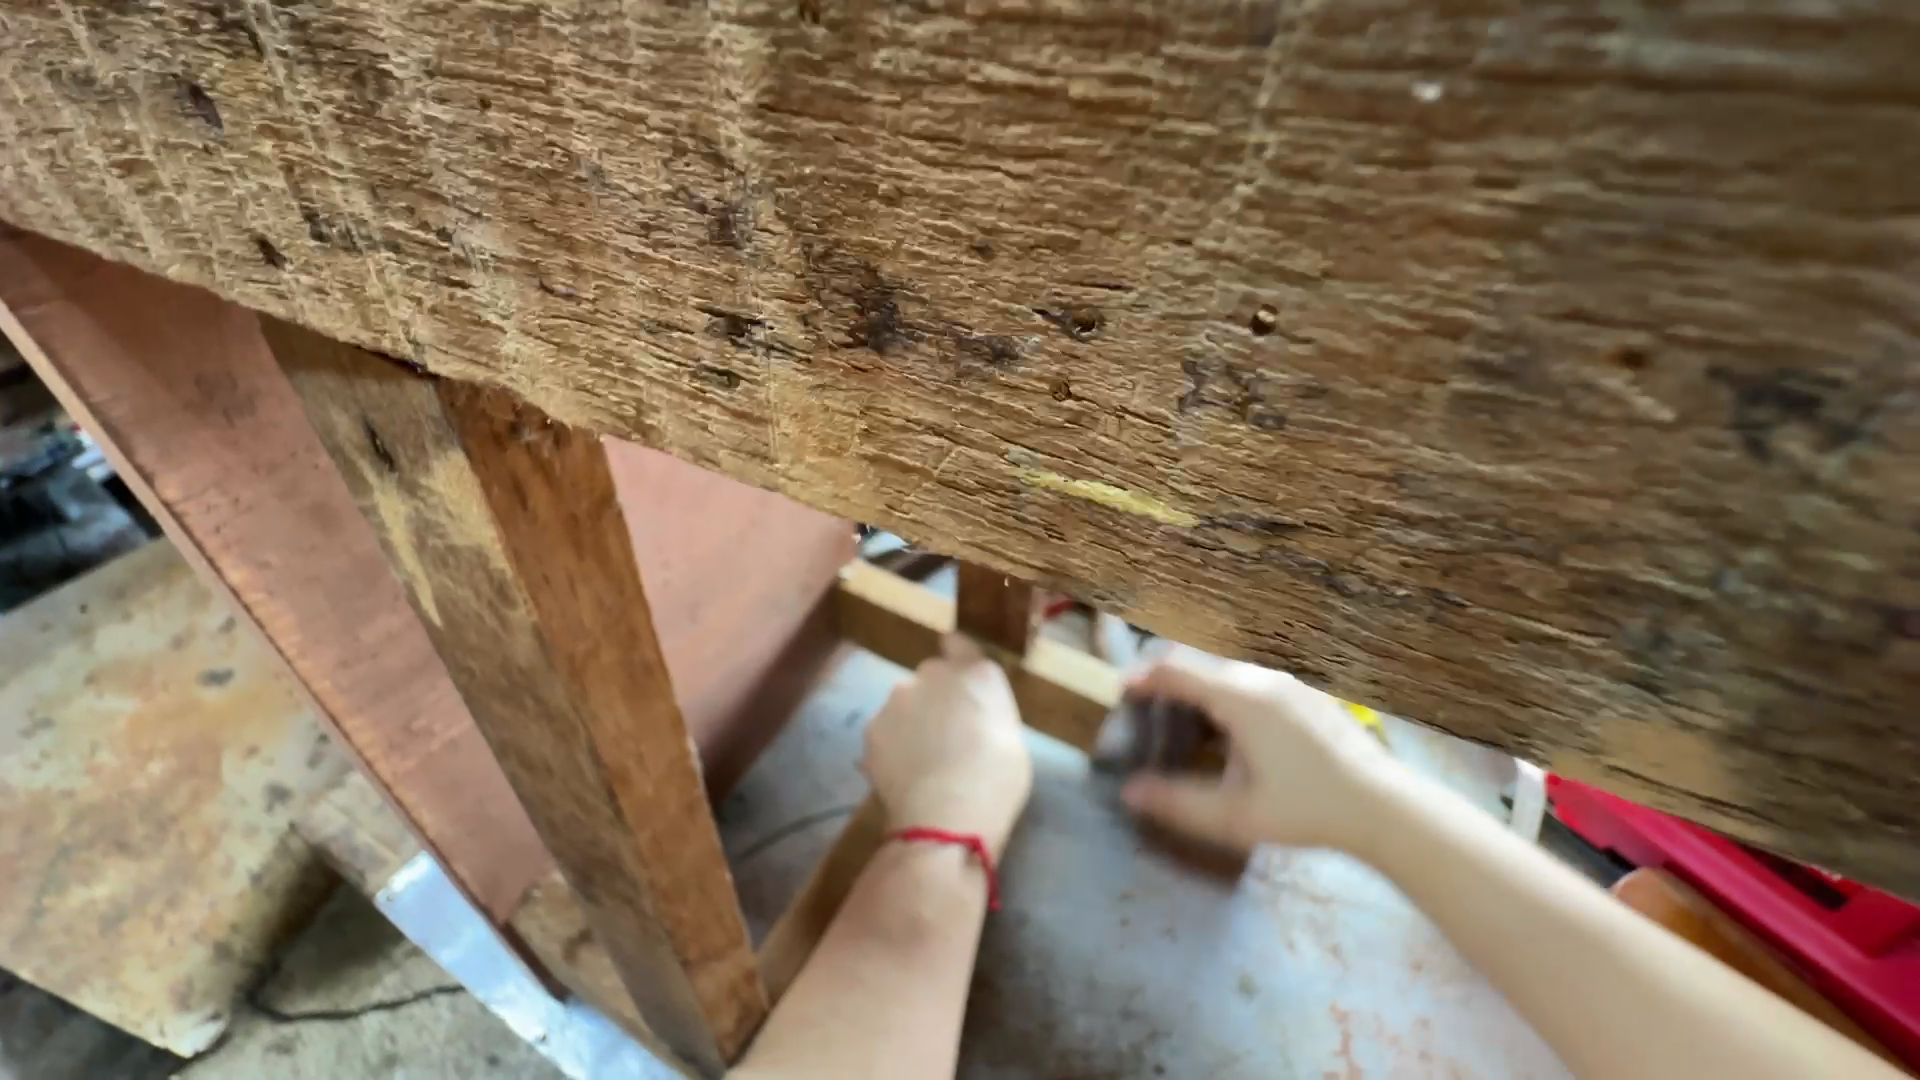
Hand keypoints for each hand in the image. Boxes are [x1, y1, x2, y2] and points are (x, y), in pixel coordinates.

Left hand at [862, 635, 1033, 853]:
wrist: (945, 818)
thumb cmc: (996, 781)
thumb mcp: (1010, 738)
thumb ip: (987, 712)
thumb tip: (973, 715)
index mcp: (975, 672)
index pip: (958, 643)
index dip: (956, 657)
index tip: (958, 679)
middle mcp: (933, 673)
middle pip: (931, 677)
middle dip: (936, 697)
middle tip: (947, 735)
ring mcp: (898, 699)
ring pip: (904, 704)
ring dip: (911, 721)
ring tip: (922, 761)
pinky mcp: (872, 728)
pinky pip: (885, 731)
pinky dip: (892, 746)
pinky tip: (904, 774)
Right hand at [1120, 648, 1395, 853]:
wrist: (1385, 807)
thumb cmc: (1307, 809)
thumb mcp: (1236, 817)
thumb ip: (1178, 802)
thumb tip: (1127, 791)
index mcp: (1239, 697)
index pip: (1176, 669)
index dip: (1142, 675)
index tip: (1119, 689)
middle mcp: (1260, 678)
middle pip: (1198, 661)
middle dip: (1166, 677)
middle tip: (1145, 706)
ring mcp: (1286, 682)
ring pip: (1225, 669)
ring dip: (1197, 684)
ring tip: (1182, 719)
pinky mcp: (1304, 693)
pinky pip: (1249, 679)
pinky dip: (1224, 691)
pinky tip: (1229, 730)